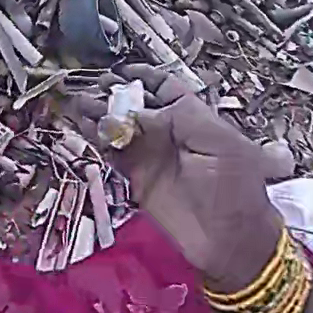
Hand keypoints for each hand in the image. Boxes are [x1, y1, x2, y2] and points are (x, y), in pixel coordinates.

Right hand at [76, 65, 282, 290]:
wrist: (231, 242)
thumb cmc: (233, 187)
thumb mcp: (218, 143)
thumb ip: (180, 118)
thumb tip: (137, 110)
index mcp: (190, 115)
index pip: (163, 86)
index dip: (143, 75)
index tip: (121, 70)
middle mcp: (166, 130)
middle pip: (134, 102)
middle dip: (114, 92)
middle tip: (93, 85)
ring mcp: (149, 153)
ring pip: (119, 124)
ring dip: (99, 112)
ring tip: (79, 102)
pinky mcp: (136, 176)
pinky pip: (112, 151)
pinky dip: (97, 137)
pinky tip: (84, 126)